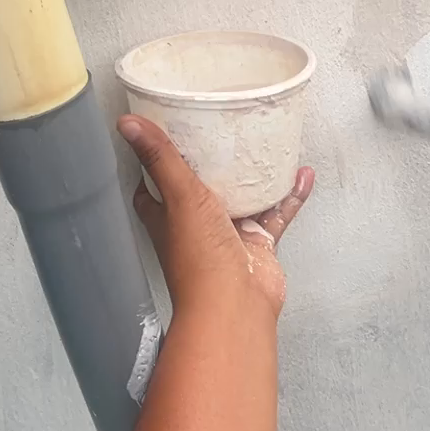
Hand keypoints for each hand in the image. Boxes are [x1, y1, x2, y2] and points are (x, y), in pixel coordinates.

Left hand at [117, 115, 313, 318]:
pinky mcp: (257, 244)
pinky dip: (289, 195)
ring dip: (254, 174)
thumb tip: (129, 125)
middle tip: (222, 130)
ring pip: (243, 196)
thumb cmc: (199, 262)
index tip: (168, 132)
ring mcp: (228, 233)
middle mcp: (195, 224)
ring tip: (266, 144)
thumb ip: (159, 157)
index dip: (158, 158)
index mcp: (167, 214)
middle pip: (202, 185)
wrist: (234, 305)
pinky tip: (300, 176)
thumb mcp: (178, 195)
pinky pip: (275, 213)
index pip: (155, 182)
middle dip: (212, 162)